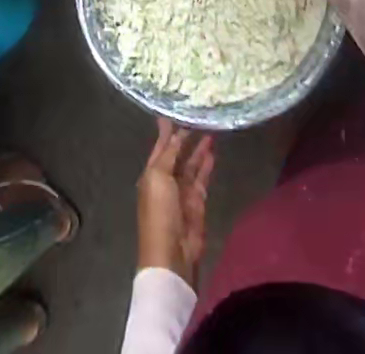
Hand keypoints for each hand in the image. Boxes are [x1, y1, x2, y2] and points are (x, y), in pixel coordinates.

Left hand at [137, 119, 214, 283]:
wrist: (172, 252)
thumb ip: (168, 154)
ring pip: (191, 164)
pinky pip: (202, 178)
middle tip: (196, 116)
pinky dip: (206, 165)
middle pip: (177, 154)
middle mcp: (166, 180)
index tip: (171, 112)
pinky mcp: (197, 201)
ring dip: (198, 149)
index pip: (160, 147)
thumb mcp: (158, 177)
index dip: (166, 131)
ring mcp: (182, 191)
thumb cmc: (159, 211)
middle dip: (184, 137)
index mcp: (151, 173)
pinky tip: (213, 151)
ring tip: (209, 129)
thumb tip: (175, 134)